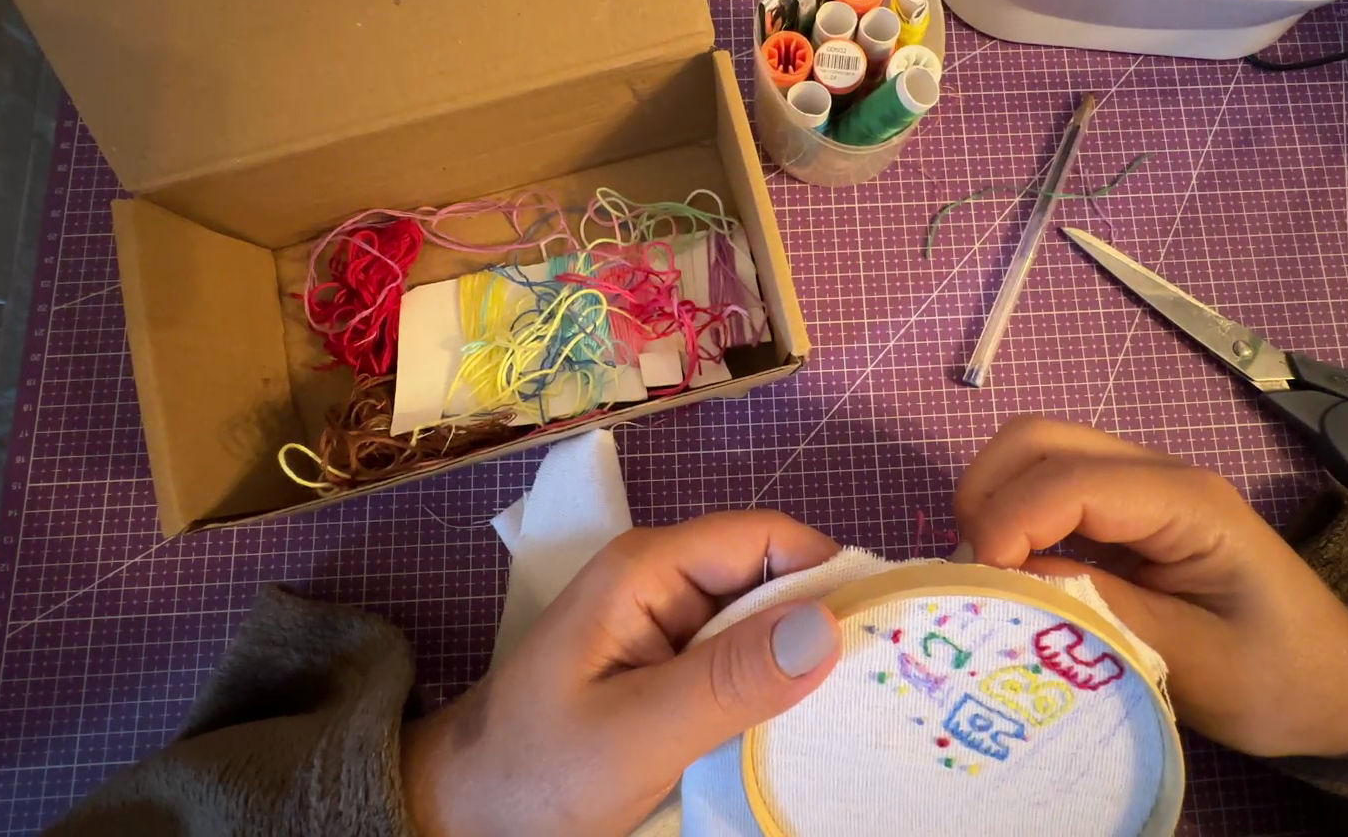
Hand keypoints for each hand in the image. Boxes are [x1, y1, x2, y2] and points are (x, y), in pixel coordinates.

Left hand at [401, 511, 842, 835]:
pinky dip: (773, 678)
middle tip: (886, 677)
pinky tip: (806, 716)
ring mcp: (667, 617)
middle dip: (822, 617)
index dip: (826, 572)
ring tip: (861, 700)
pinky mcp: (669, 657)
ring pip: (759, 614)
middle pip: (767, 572)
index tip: (885, 629)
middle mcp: (665, 576)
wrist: (461, 816)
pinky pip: (739, 652)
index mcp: (650, 566)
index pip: (763, 539)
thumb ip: (731, 681)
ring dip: (802, 653)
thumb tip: (832, 626)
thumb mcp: (637, 733)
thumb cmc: (536, 771)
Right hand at [954, 416, 1347, 759]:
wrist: (1339, 686)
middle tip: (975, 564)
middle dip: (988, 492)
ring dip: (992, 495)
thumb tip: (1010, 575)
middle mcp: (1152, 470)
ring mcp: (1132, 479)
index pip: (1071, 479)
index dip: (1011, 519)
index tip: (983, 578)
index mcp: (1185, 502)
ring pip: (1032, 448)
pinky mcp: (1116, 501)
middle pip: (1038, 437)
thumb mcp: (1194, 666)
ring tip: (986, 562)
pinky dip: (1009, 508)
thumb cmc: (1279, 681)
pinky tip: (1008, 558)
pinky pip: (1043, 480)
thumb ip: (1100, 611)